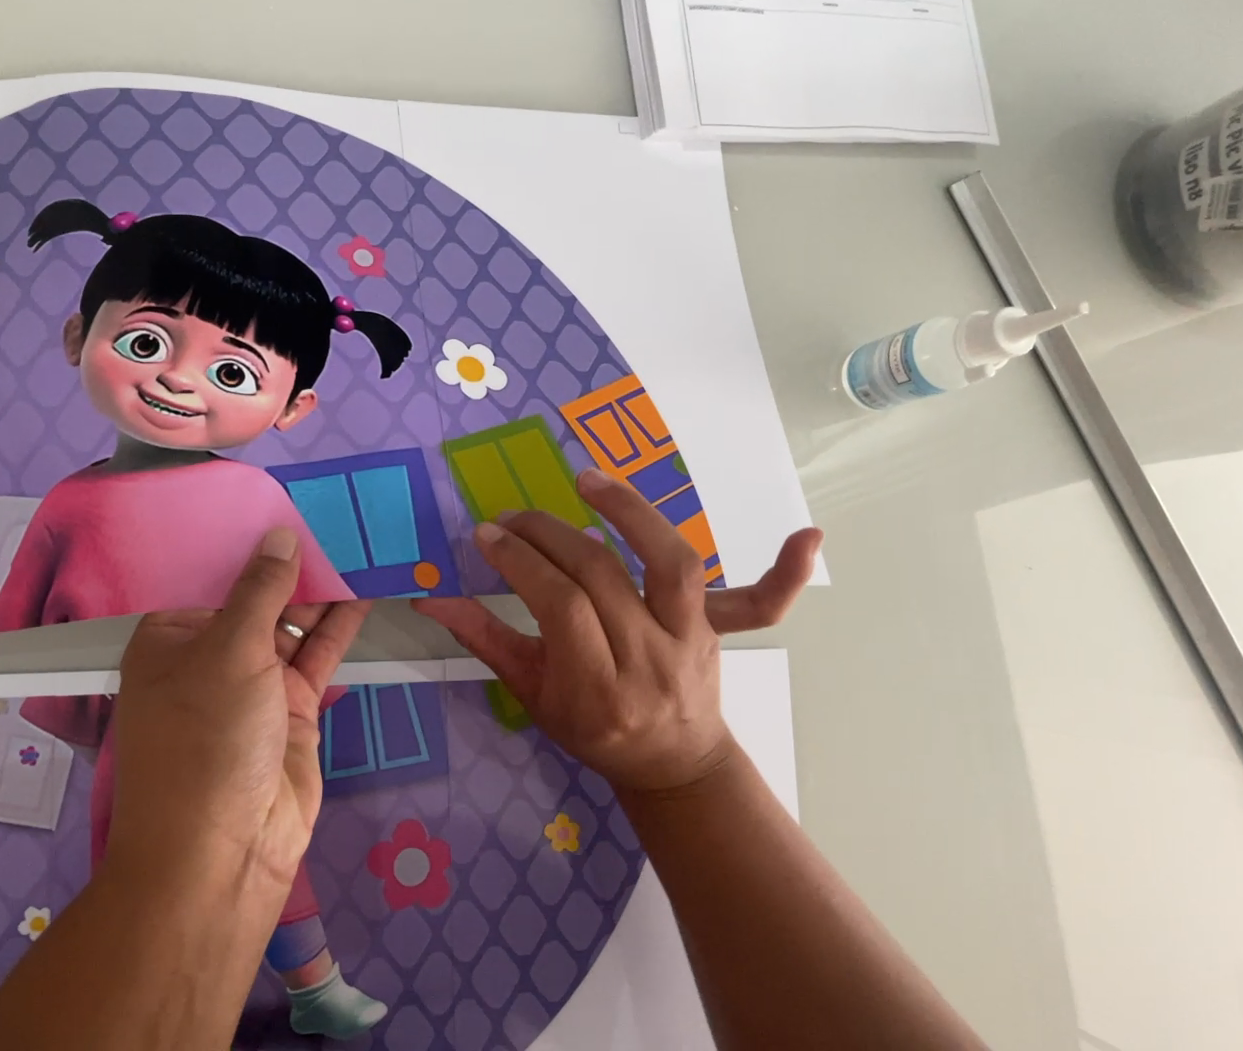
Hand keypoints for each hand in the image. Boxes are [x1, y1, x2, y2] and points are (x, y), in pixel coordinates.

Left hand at [106, 527, 370, 896]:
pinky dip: (339, 628)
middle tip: (334, 519)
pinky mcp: (294, 710)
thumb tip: (280, 535)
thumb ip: (261, 591)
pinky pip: (317, 657)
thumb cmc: (206, 737)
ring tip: (357, 546)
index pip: (212, 579)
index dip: (248, 547)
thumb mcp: (229, 651)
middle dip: (292, 567)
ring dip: (321, 593)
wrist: (225, 851)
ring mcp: (254, 685)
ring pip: (292, 626)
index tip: (285, 508)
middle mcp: (210, 657)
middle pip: (256, 600)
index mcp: (171, 638)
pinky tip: (364, 594)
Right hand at [414, 469, 820, 794]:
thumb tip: (432, 600)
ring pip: (670, 565)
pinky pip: (760, 605)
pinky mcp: (718, 630)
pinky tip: (810, 537)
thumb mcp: (533, 696)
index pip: (559, 606)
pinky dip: (785, 573)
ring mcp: (690, 641)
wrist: (672, 763)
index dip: (520, 562)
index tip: (487, 535)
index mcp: (597, 688)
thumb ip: (487, 642)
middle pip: (599, 576)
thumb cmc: (593, 732)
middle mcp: (648, 659)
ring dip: (630, 512)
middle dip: (547, 535)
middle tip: (512, 518)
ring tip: (588, 479)